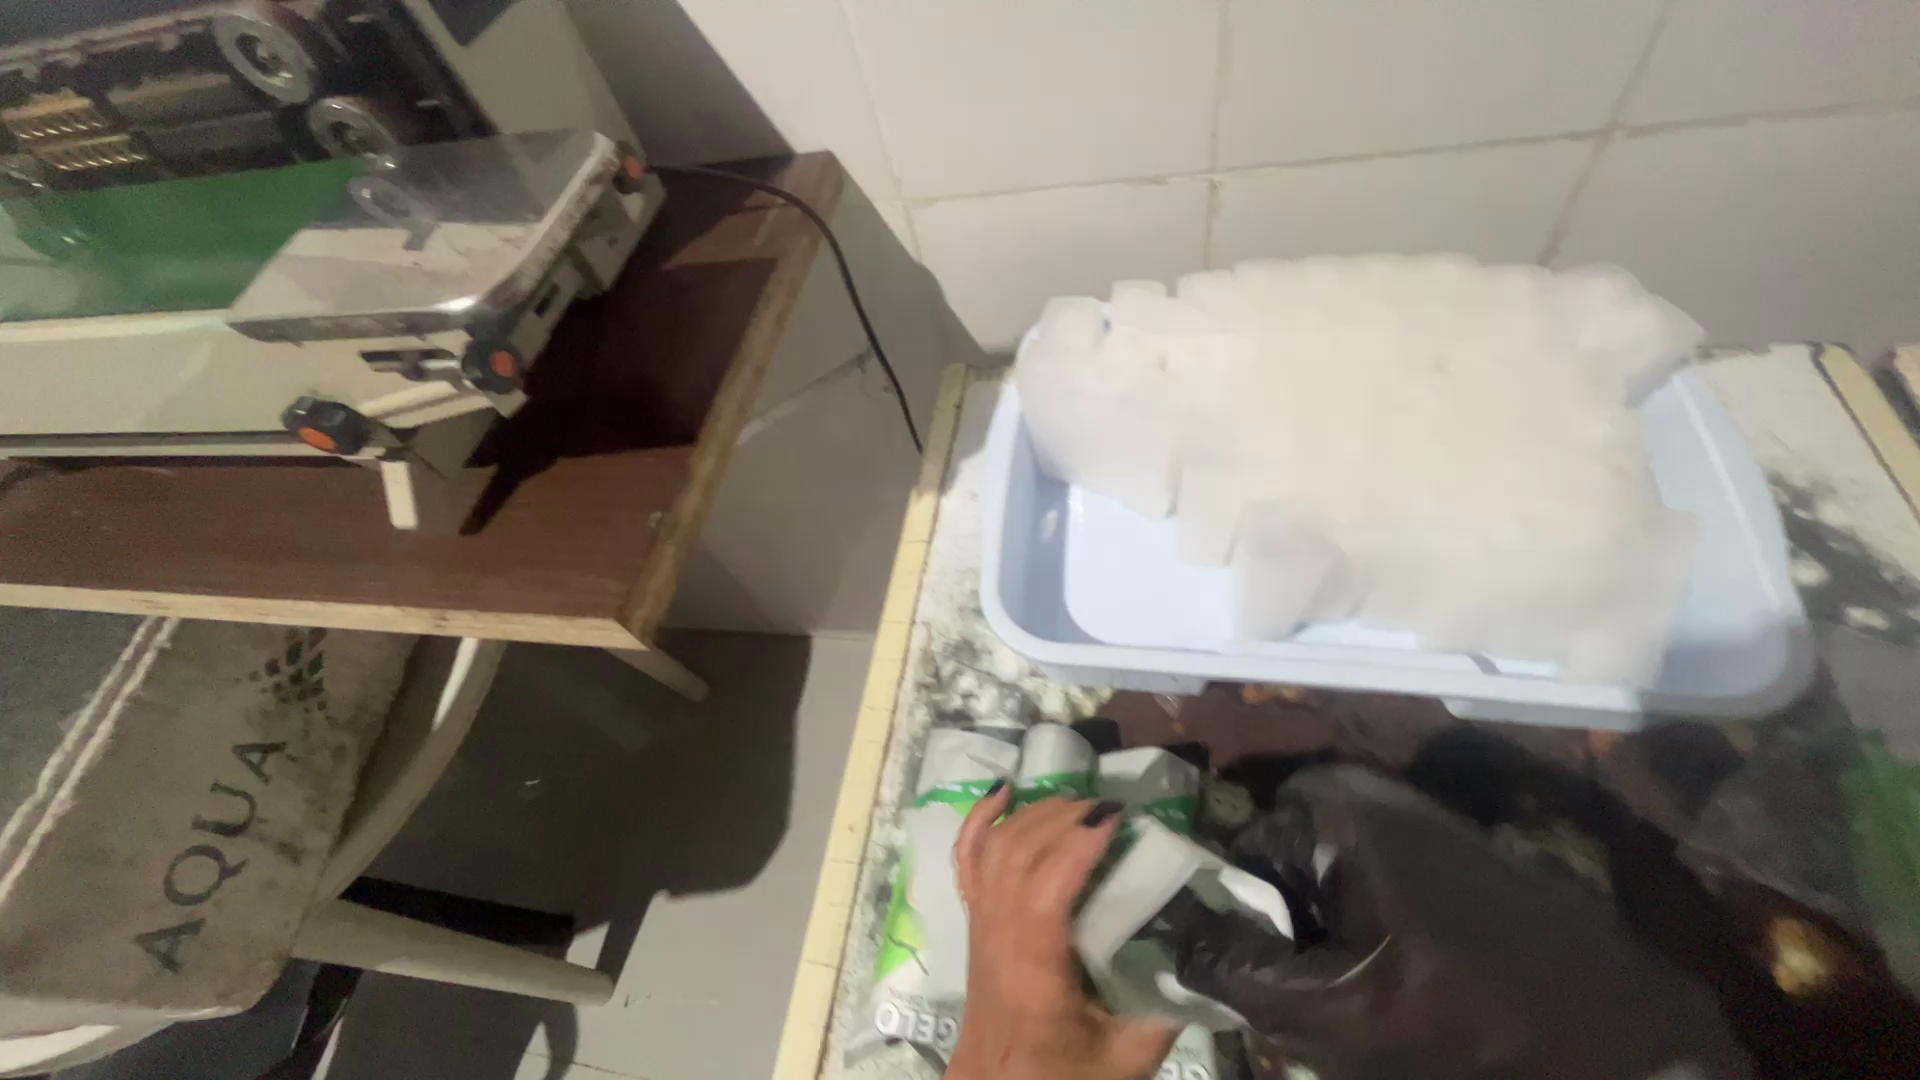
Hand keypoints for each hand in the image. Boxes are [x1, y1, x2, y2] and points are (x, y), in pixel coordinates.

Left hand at [946, 786, 1176, 1079]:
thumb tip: (1204, 957)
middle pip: (1020, 852)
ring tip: (1077, 803)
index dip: (1078, 843)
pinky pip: (966, 855)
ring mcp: (980, 918)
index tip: (1116, 816)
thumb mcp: (1125, 1056)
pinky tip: (1003, 790)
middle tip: (1109, 809)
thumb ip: (1166, 1010)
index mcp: (1034, 963)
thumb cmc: (1060, 1073)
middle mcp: (999, 929)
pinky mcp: (973, 915)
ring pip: (997, 845)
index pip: (1047, 886)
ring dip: (1035, 813)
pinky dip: (980, 816)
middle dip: (1064, 817)